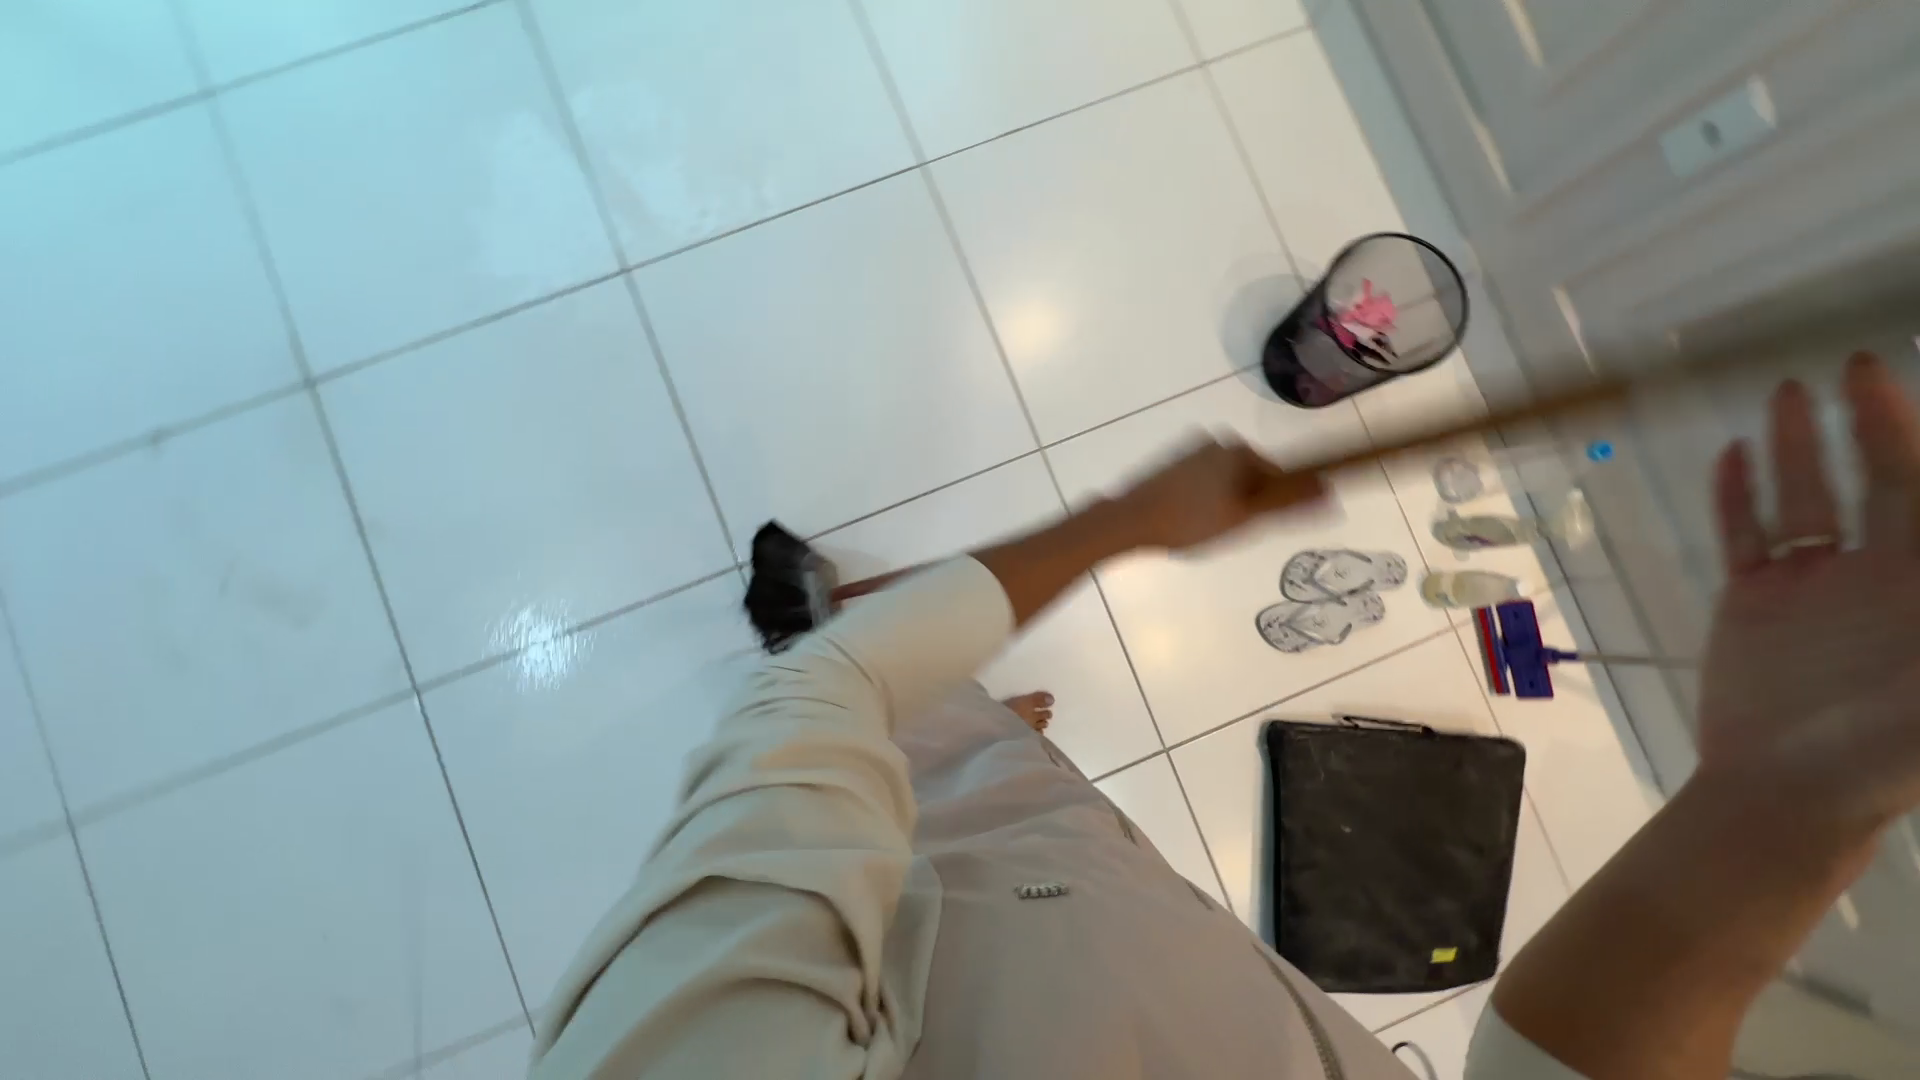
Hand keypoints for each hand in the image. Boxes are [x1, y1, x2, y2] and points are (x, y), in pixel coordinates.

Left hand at [1111, 434, 1327, 553]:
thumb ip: (1288, 503)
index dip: (1268, 507)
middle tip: (1219, 531)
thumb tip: (1331, 491)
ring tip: (1198, 527)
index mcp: (1238, 448)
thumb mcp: (1245, 516)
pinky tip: (1184, 520)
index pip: (1278, 477)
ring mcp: (1190, 450)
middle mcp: (1216, 441)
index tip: (1248, 526)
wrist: (1127, 522)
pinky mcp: (1171, 465)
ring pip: (1225, 485)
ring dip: (1221, 507)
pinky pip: (1202, 485)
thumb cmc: (1189, 521)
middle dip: (1242, 507)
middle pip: (1250, 480)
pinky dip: (1200, 503)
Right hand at [1700, 351, 1919, 829]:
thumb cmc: (1882, 747)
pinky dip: (1736, 497)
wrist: (1781, 786)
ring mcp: (1810, 585)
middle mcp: (1878, 573)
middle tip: (1855, 367)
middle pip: (1877, 482)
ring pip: (1804, 499)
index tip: (1906, 389)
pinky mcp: (1752, 599)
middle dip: (1871, 424)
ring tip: (1786, 395)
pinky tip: (1734, 458)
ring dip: (1798, 448)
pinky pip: (1744, 536)